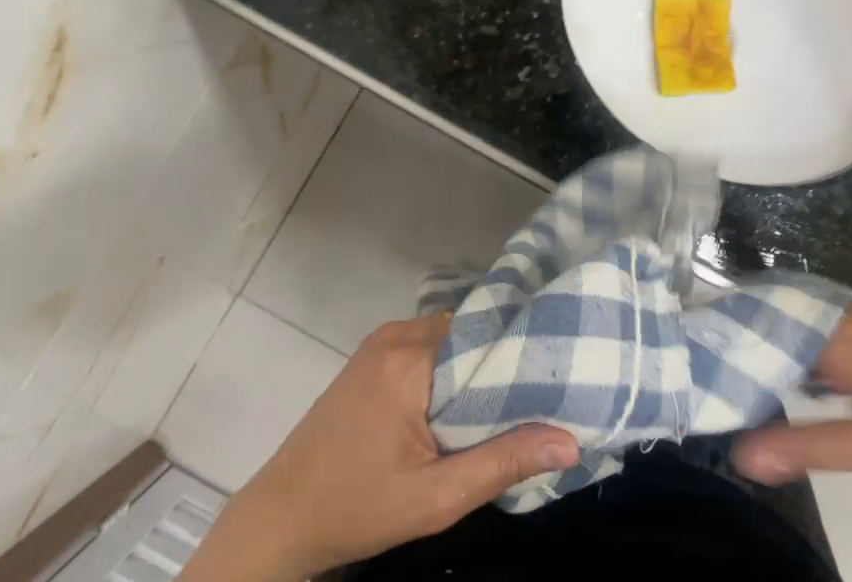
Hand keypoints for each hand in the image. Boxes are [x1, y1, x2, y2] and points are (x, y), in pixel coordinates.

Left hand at [181, 315, 580, 581]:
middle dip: (506, 364)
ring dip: (479, 371)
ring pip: (453, 342)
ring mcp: (380, 345)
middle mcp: (395, 336)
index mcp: (410, 359)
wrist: (280, 518)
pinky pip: (430, 351)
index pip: (488, 333)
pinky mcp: (372, 360)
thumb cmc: (357, 506)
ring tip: (519, 404)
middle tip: (549, 395)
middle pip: (472, 335)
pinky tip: (472, 406)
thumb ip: (503, 462)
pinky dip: (454, 373)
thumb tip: (571, 441)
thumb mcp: (437, 497)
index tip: (565, 375)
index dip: (527, 353)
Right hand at [732, 298, 851, 491]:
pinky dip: (820, 338)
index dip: (731, 346)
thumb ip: (809, 447)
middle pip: (787, 319)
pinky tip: (822, 370)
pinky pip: (844, 319)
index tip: (701, 366)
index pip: (765, 330)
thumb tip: (740, 455)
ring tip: (758, 374)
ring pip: (816, 319)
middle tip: (721, 374)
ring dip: (788, 342)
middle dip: (754, 344)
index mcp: (842, 337)